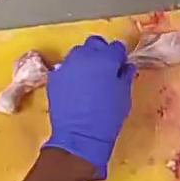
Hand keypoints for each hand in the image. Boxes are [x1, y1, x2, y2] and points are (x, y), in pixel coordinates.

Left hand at [42, 35, 136, 179]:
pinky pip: (65, 68)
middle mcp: (84, 56)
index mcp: (105, 59)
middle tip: (104, 70)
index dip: (119, 57)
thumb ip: (125, 76)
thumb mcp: (124, 96)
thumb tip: (125, 67)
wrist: (80, 136)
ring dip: (84, 61)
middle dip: (100, 52)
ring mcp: (66, 65)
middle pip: (94, 44)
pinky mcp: (54, 77)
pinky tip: (75, 89)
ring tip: (88, 79)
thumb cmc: (108, 117)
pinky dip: (71, 73)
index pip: (116, 47)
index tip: (119, 68)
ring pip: (77, 54)